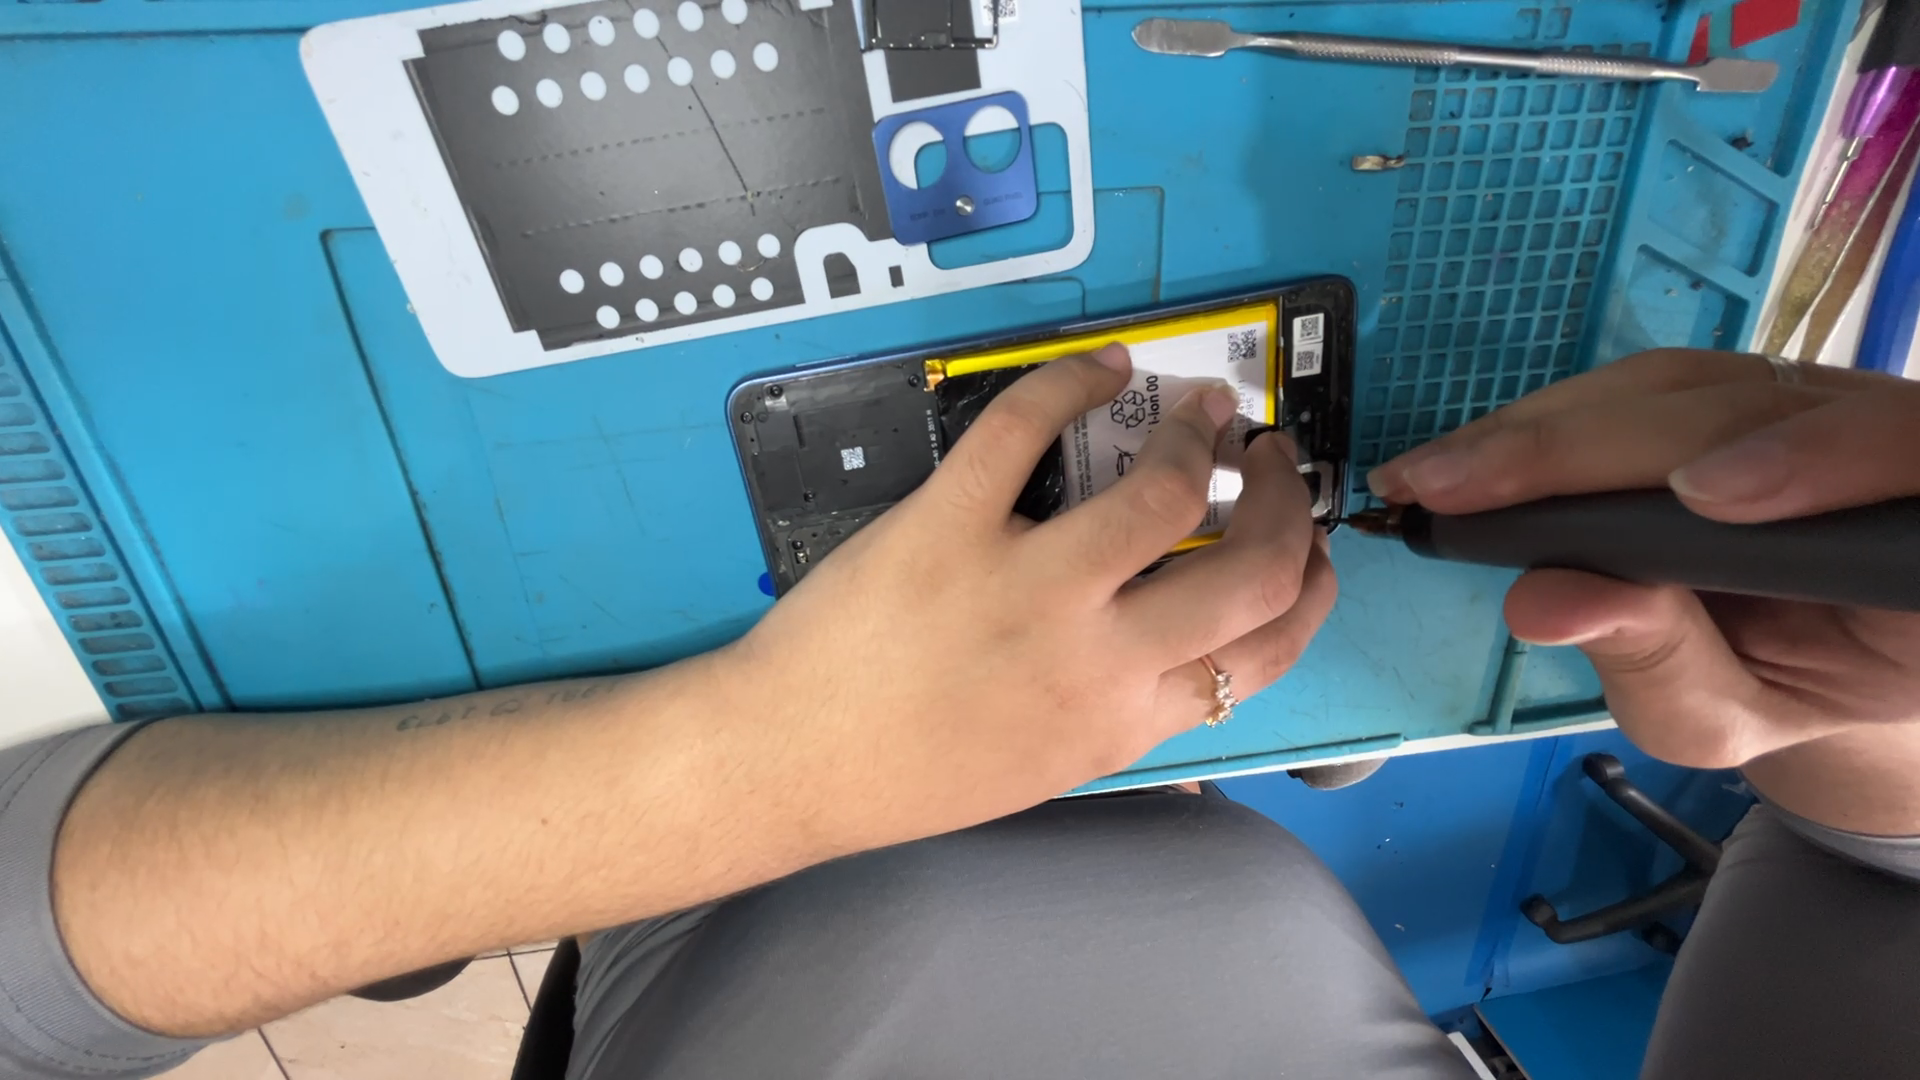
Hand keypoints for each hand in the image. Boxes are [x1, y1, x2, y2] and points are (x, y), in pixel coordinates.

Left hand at [728, 343, 1334, 854]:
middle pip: (1253, 565)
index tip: (1298, 539)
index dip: (1307, 578)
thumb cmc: (913, 774)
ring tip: (1198, 410)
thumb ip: (1127, 719)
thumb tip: (1186, 674)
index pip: (1268, 643)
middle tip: (1264, 461)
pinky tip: (1099, 369)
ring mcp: (1025, 581)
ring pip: (1161, 488)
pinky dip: (1072, 380)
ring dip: (1197, 434)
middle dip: (1282, 499)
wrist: (791, 762)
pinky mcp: (949, 520)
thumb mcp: (1048, 770)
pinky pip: (1026, 427)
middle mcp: (1099, 655)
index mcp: (1127, 719)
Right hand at [1368, 349, 1919, 834]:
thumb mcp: (1718, 716)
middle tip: (1437, 487)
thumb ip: (1656, 664)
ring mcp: (1792, 401)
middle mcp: (1875, 441)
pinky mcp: (1715, 392)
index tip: (1701, 497)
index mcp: (1917, 538)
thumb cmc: (1772, 690)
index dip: (1821, 456)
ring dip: (1526, 431)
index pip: (1911, 459)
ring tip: (1426, 476)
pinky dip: (1528, 425)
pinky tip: (1463, 458)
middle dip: (1570, 449)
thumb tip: (1537, 603)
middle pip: (1732, 408)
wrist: (1797, 647)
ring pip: (1663, 385)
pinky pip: (1626, 389)